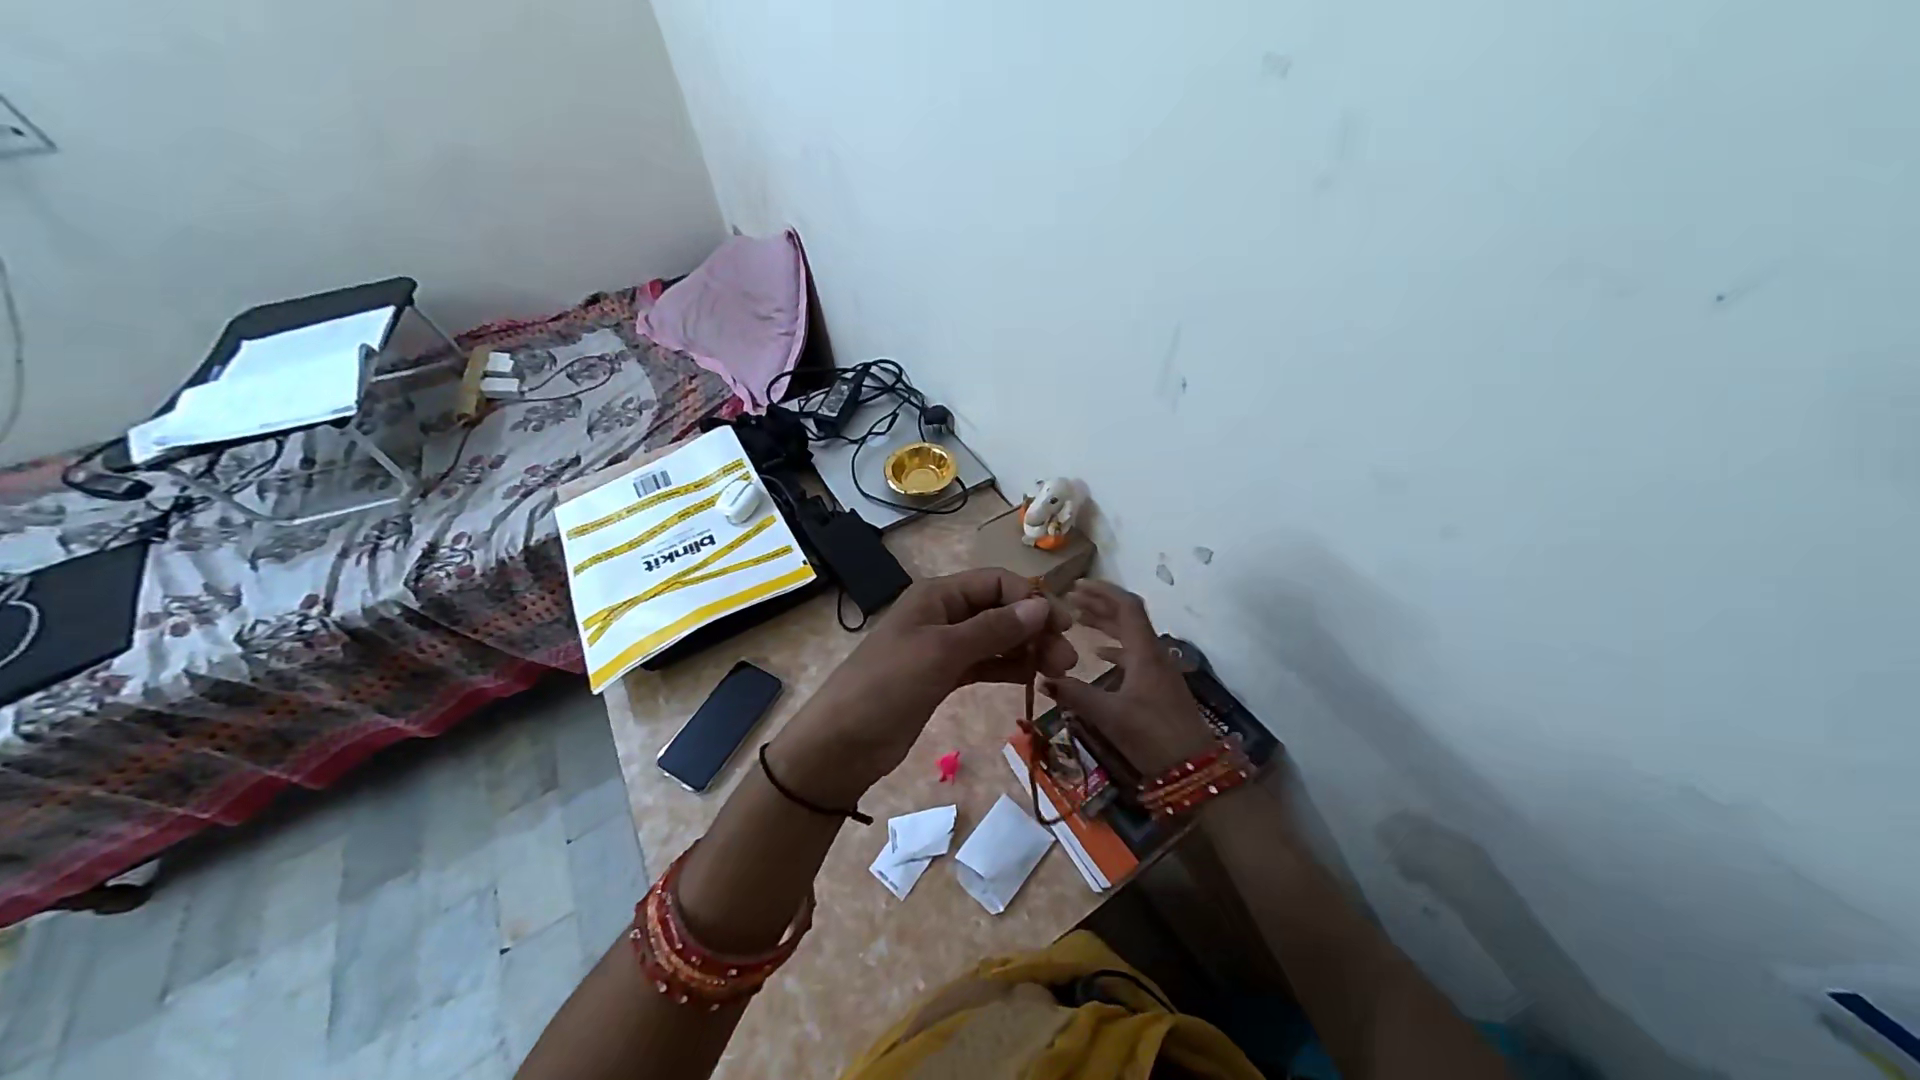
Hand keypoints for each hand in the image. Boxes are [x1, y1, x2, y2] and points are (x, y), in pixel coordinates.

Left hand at [771, 568, 1076, 804]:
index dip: (1033, 599)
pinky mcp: (943, 676)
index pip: (997, 583)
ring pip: (996, 637)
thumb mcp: (942, 652)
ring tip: (1058, 671)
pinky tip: (1031, 677)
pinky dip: (1008, 666)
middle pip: (1001, 609)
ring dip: (1027, 649)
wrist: (843, 742)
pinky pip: (985, 662)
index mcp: (938, 595)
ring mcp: (943, 646)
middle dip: (1036, 628)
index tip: (1065, 627)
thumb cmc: (889, 686)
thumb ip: (993, 628)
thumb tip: (1041, 605)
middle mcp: (943, 614)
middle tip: (1067, 660)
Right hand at [1044, 581, 1217, 776]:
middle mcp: (1154, 654)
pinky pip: (1134, 655)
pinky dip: (1114, 649)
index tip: (1076, 585)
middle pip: (1128, 618)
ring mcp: (1159, 670)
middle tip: (1070, 599)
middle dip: (1099, 605)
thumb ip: (1075, 695)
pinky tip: (1098, 655)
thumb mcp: (1108, 715)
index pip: (1127, 607)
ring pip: (1130, 636)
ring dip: (1106, 625)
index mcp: (1145, 652)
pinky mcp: (1158, 687)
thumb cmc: (1152, 736)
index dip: (1103, 591)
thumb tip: (1043, 679)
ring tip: (1079, 620)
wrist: (1195, 769)